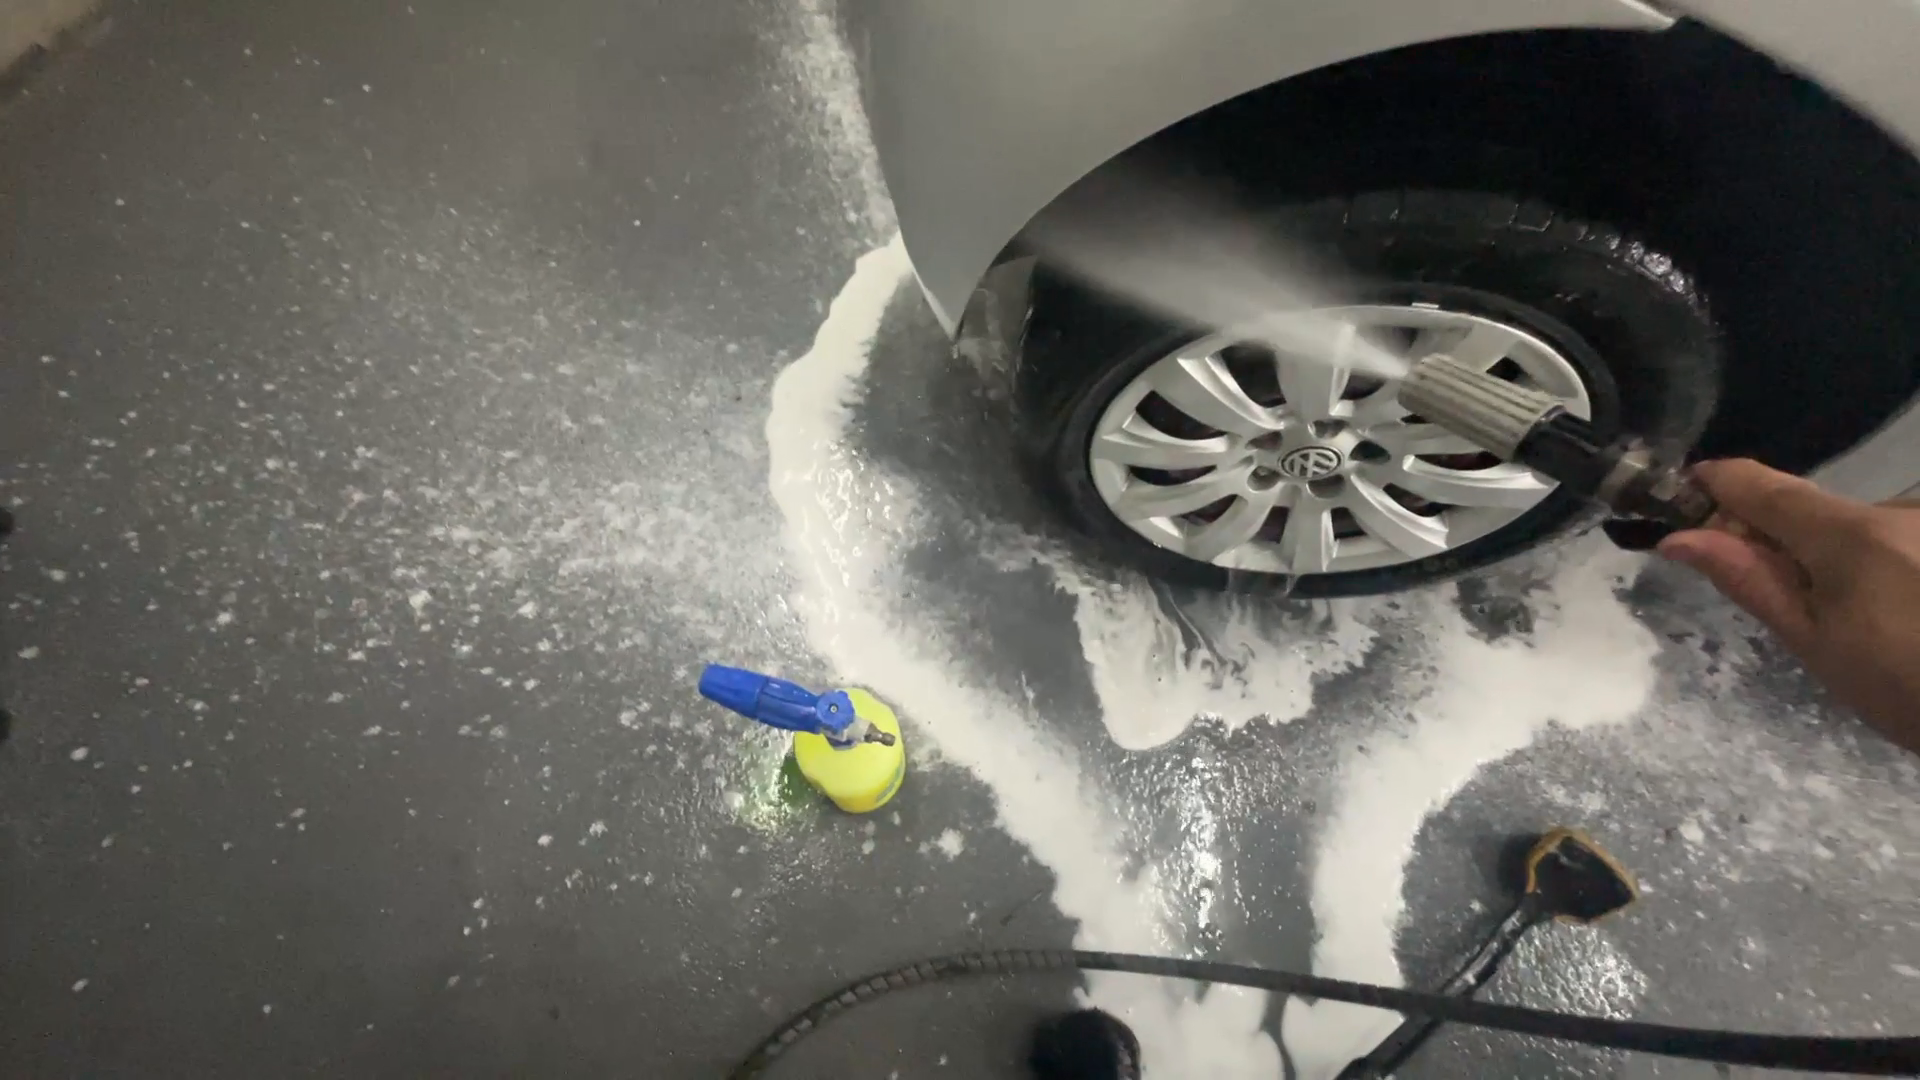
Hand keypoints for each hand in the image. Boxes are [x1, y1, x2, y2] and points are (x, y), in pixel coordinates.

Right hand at [1657, 459, 1919, 754]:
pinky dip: (1887, 561)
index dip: (1716, 483)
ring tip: (1863, 613)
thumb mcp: (1814, 642)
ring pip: (1864, 525)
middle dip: (1783, 540)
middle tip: (1780, 594)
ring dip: (1842, 554)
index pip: (1761, 487)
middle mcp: (1905, 510)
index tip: (1684, 493)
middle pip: (1814, 511)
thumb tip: (1678, 539)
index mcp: (1851, 535)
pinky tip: (1906, 607)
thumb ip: (1749, 580)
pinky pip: (1905, 535)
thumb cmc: (1911, 688)